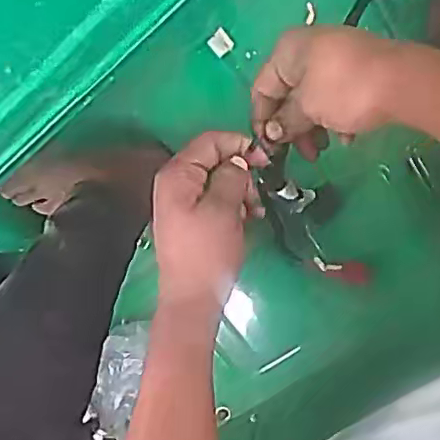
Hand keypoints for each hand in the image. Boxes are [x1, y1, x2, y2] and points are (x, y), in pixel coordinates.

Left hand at [152, 132, 265, 310]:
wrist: (192, 298)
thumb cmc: (208, 253)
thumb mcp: (224, 209)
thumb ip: (232, 176)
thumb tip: (238, 161)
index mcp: (177, 174)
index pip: (209, 141)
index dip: (239, 144)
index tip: (265, 160)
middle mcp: (174, 183)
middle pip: (213, 160)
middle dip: (241, 172)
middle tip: (257, 196)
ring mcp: (180, 203)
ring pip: (217, 182)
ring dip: (240, 191)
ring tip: (253, 213)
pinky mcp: (190, 221)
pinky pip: (214, 201)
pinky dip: (232, 205)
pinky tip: (246, 220)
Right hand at [250, 26, 405, 160]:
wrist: (402, 82)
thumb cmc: (346, 91)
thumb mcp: (308, 109)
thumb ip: (284, 122)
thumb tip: (271, 133)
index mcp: (287, 50)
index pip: (261, 88)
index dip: (261, 121)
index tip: (268, 150)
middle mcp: (308, 48)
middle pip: (288, 95)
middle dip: (292, 128)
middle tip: (304, 153)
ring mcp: (336, 58)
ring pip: (312, 99)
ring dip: (314, 128)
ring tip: (325, 149)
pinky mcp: (358, 71)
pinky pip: (336, 98)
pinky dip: (336, 119)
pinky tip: (347, 137)